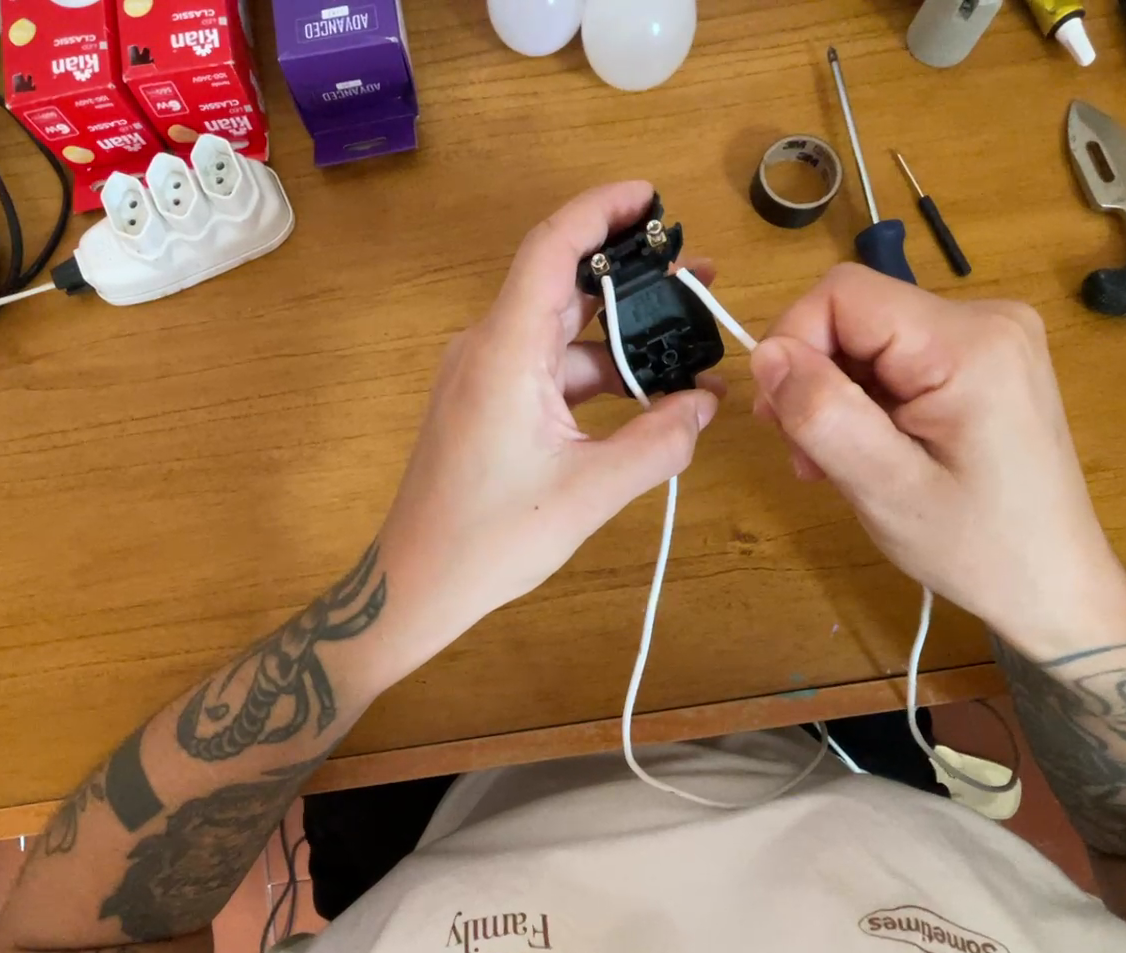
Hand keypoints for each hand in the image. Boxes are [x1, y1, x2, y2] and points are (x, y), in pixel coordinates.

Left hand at [370, 182, 719, 679]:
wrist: (418, 582)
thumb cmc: (492, 540)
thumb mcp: (589, 491)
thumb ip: (658, 443)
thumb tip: (707, 405)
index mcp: (504, 352)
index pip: (552, 247)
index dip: (601, 209)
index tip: (652, 197)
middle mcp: (486, 349)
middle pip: (564, 288)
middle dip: (633, 280)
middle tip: (699, 282)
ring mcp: (480, 377)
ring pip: (559, 336)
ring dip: (619, 341)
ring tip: (687, 349)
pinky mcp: (483, 405)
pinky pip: (545, 372)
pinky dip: (592, 378)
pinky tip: (640, 398)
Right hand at [750, 265, 1125, 658]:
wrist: (1051, 582)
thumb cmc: (974, 547)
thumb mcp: (884, 488)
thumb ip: (823, 414)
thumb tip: (764, 354)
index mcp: (967, 343)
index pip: (842, 294)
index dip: (793, 343)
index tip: (781, 415)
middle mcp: (984, 319)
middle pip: (853, 317)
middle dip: (811, 380)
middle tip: (807, 455)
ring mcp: (987, 338)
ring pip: (864, 341)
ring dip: (831, 398)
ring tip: (834, 464)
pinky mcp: (981, 360)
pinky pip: (891, 360)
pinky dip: (860, 403)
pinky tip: (864, 451)